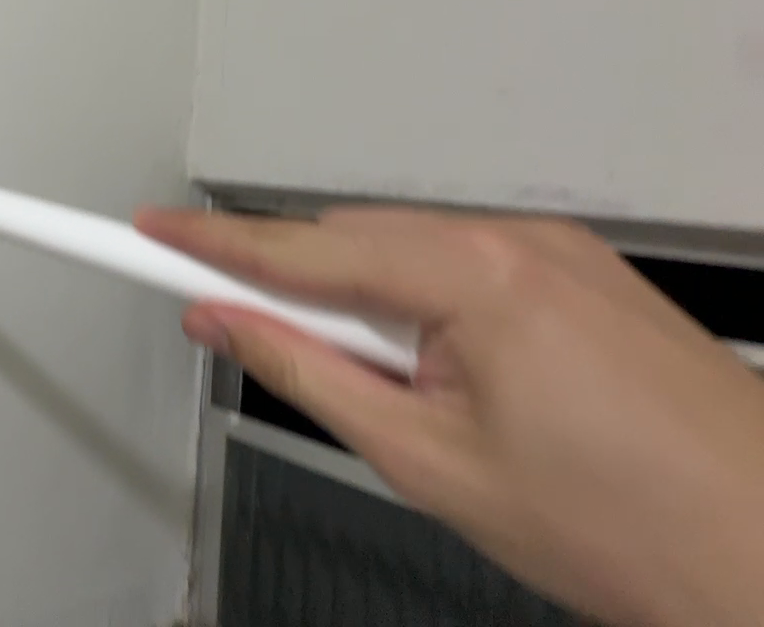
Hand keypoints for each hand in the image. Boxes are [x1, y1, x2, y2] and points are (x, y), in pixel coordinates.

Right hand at [137, 206, 763, 626]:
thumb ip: (300, 372)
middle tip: (232, 320)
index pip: (295, 251)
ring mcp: (554, 251)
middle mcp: (513, 241)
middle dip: (283, 279)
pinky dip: (405, 295)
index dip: (203, 241)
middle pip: (342, 241)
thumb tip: (218, 323)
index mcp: (474, 279)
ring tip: (374, 378)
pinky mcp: (577, 273)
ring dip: (349, 296)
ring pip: (393, 249)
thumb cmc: (625, 534)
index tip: (138, 229)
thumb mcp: (421, 457)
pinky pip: (448, 261)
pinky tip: (423, 359)